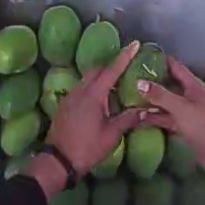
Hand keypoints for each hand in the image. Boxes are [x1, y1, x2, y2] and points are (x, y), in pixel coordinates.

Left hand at [43, 41, 151, 179]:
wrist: (59, 160)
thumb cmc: (87, 147)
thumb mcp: (111, 134)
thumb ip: (128, 119)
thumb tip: (145, 110)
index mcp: (93, 94)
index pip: (112, 70)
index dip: (124, 56)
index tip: (134, 44)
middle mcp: (80, 90)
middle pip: (97, 70)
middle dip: (112, 66)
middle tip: (127, 67)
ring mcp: (70, 96)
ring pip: (88, 79)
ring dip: (101, 78)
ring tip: (116, 85)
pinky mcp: (65, 104)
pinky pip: (81, 88)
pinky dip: (93, 88)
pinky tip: (101, 100)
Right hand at [139, 57, 204, 201]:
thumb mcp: (181, 108)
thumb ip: (160, 95)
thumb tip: (138, 81)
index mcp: (193, 86)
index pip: (174, 66)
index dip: (160, 60)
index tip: (140, 56)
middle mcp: (189, 96)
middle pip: (168, 84)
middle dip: (150, 81)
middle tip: (128, 78)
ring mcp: (186, 112)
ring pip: (165, 103)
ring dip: (149, 101)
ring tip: (128, 98)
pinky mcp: (184, 127)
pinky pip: (165, 118)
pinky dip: (153, 118)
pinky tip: (138, 119)